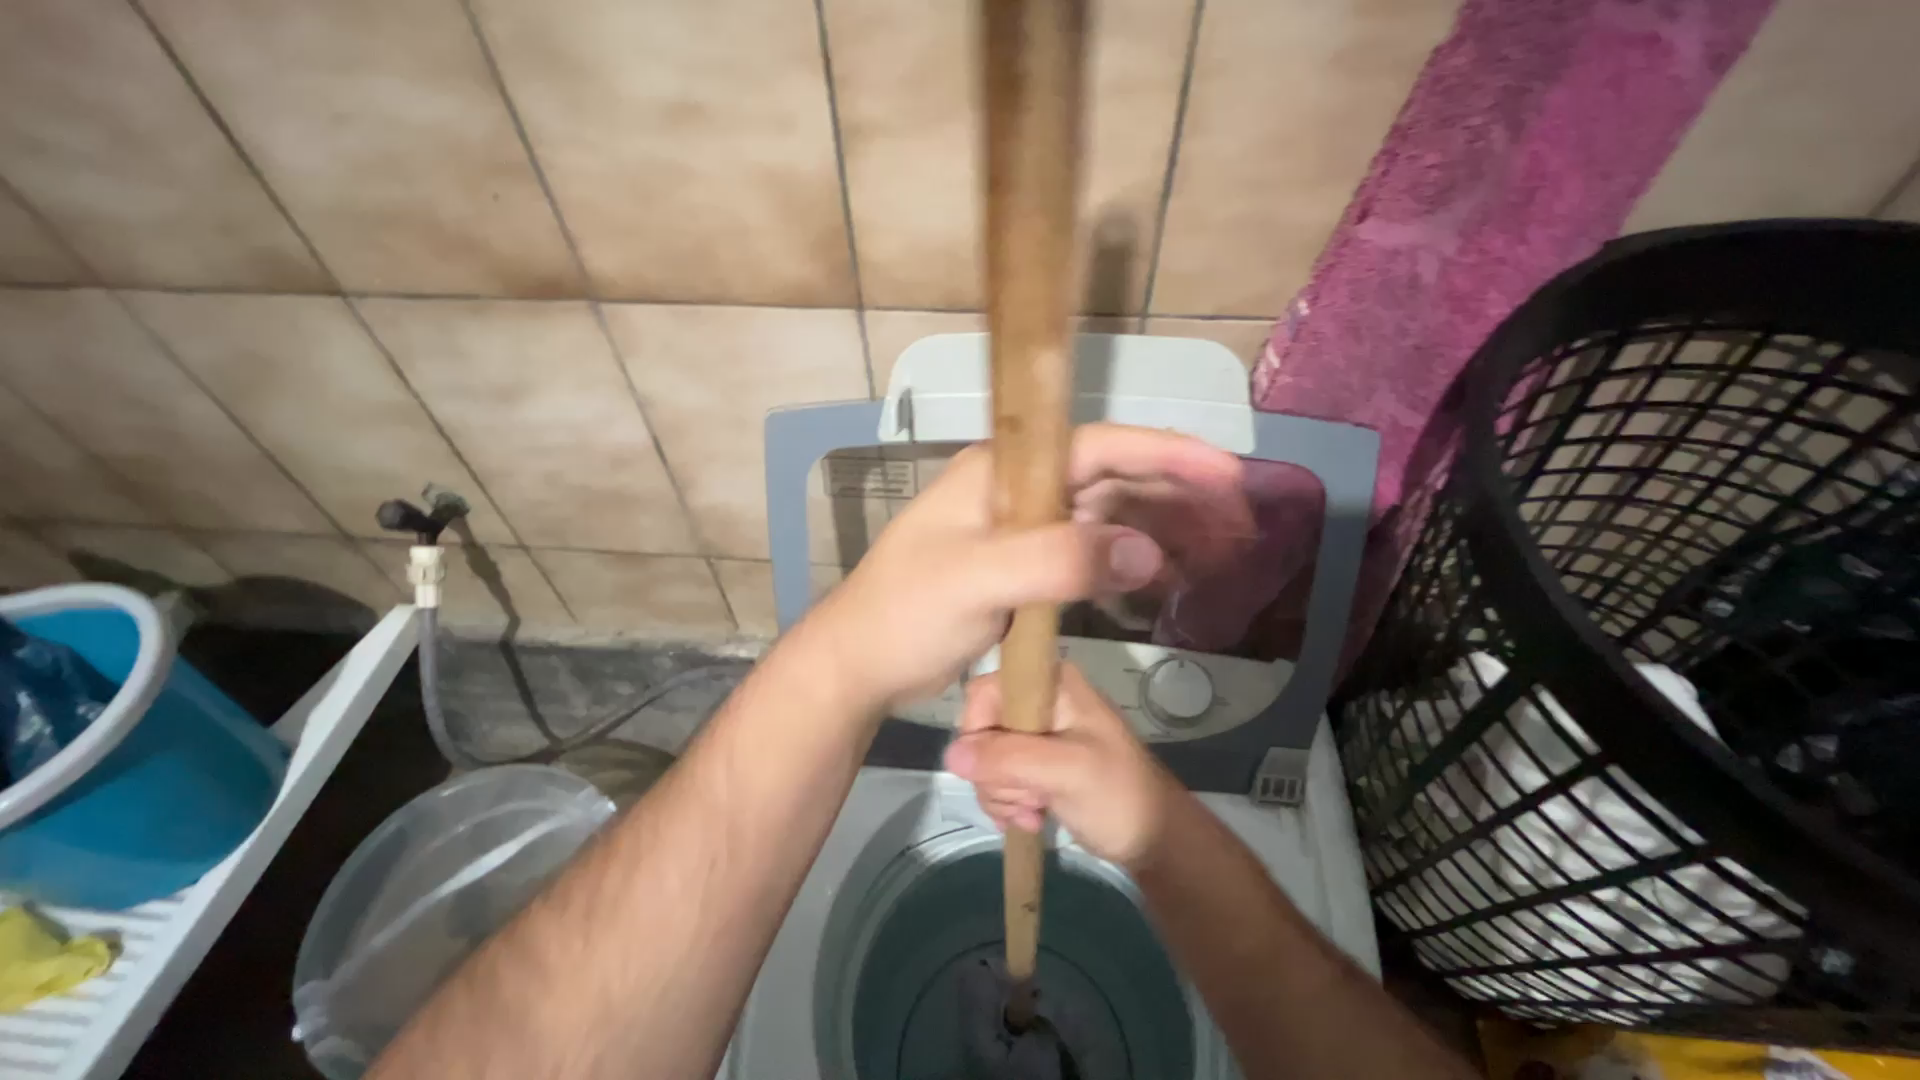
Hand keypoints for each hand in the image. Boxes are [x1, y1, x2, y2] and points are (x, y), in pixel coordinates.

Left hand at [801, 423, 1248, 712]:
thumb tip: (1144, 550)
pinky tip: (1160, 579)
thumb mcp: (976, 581)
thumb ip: (1055, 561)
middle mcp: (1016, 492)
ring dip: (1158, 529)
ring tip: (1216, 551)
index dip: (1165, 454)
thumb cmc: (907, 613)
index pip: (1097, 447)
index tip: (1225, 473)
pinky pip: (1088, 555)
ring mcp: (1019, 531)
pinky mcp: (1022, 571)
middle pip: (1111, 478)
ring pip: (1105, 517)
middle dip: (1175, 495)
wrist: (862, 663)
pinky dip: (1126, 563)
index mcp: (1001, 473)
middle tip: (1235, 522)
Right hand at [942, 664, 1180, 866]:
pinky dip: (1007, 801)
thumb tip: (952, 755)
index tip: (997, 769)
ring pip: (985, 759)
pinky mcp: (1035, 762)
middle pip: (980, 729)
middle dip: (995, 774)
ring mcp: (1036, 732)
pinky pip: (997, 777)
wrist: (1154, 837)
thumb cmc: (1118, 795)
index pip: (984, 693)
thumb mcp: (1067, 772)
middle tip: (1030, 796)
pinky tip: (1032, 817)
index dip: (980, 733)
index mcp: (1051, 683)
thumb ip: (1010, 758)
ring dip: (1002, 794)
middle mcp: (1039, 699)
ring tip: (1035, 811)